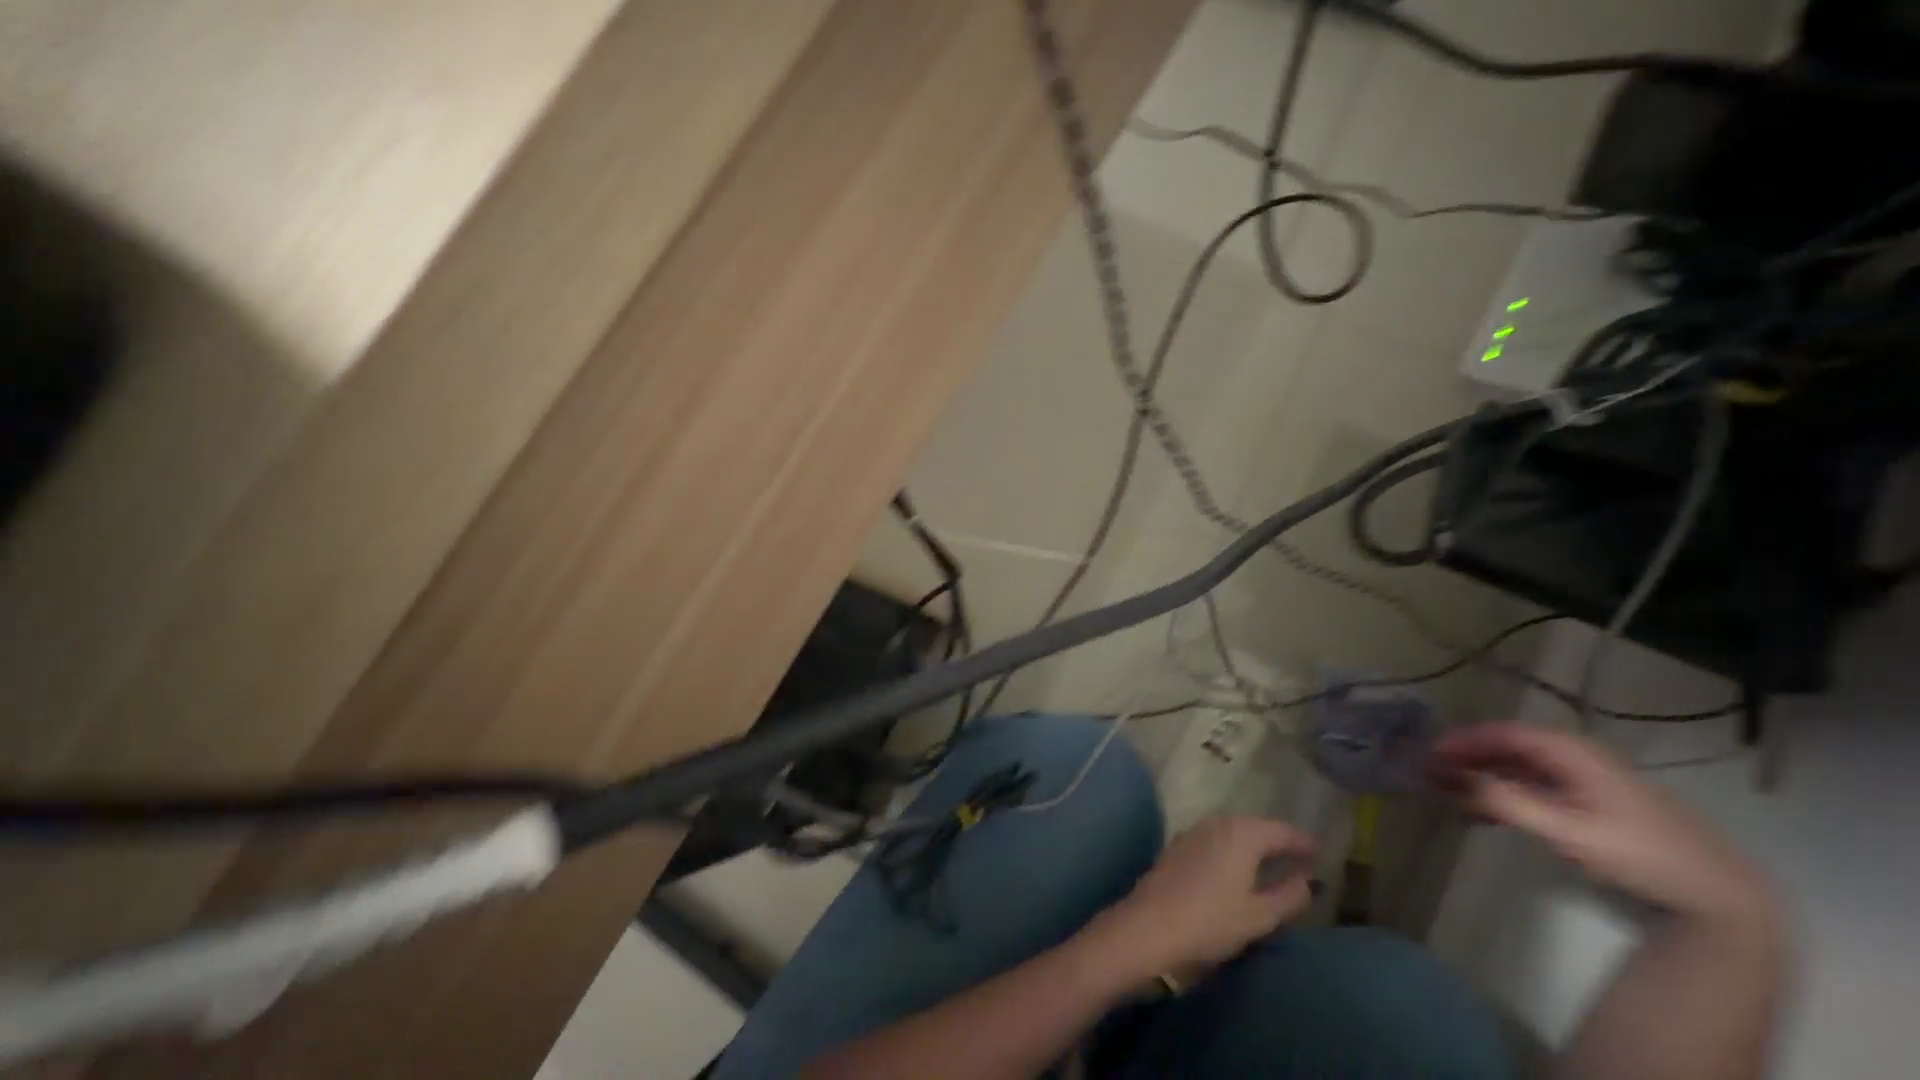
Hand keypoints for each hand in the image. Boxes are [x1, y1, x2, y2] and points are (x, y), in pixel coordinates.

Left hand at [1091, 816, 1315, 980]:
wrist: (1147, 928)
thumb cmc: (1210, 921)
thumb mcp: (1259, 915)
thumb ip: (1289, 895)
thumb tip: (1308, 880)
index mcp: (1242, 833)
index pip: (1282, 831)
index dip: (1303, 842)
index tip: (1320, 853)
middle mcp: (1217, 824)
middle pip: (1256, 827)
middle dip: (1278, 841)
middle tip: (1299, 859)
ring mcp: (1192, 833)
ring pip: (1232, 832)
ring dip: (1253, 845)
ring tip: (1270, 864)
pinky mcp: (1176, 848)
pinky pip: (1214, 842)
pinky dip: (1231, 851)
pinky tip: (1235, 870)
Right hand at [1432, 723, 1774, 921]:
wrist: (1714, 891)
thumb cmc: (1639, 855)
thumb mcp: (1568, 832)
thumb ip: (1509, 803)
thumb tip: (1455, 779)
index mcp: (1573, 753)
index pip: (1504, 734)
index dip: (1463, 740)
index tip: (1426, 753)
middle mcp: (1578, 756)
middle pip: (1510, 747)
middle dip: (1467, 757)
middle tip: (1428, 773)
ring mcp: (1587, 779)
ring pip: (1521, 767)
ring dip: (1483, 776)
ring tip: (1447, 793)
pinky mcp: (1592, 801)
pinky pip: (1536, 785)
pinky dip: (1505, 792)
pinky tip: (1484, 813)